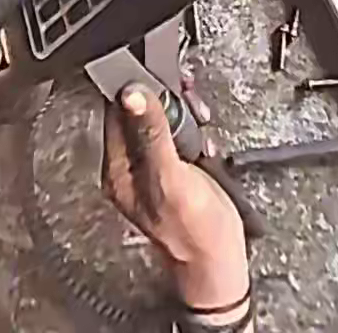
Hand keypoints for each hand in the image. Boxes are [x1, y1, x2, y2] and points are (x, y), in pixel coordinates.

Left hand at [102, 85, 249, 311]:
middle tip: (185, 99)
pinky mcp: (176, 163)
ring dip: (183, 112)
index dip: (136, 87)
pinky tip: (203, 140)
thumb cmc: (193, 231)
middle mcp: (131, 161)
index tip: (156, 77)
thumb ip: (151, 133)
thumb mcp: (170, 177)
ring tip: (198, 121)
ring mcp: (154, 162)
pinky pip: (179, 131)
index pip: (116, 109)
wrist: (221, 261)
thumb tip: (131, 93)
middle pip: (141, 109)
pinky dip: (193, 127)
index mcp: (118, 166)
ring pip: (163, 117)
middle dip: (165, 98)